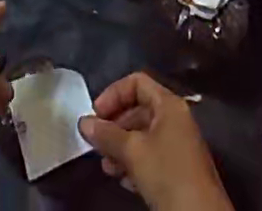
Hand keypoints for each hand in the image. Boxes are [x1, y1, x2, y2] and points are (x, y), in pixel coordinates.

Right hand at [79, 72, 231, 210]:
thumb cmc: (167, 174)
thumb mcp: (133, 152)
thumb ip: (107, 134)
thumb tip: (84, 122)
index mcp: (168, 105)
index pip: (137, 83)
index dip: (114, 94)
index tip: (95, 115)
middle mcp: (175, 119)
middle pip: (138, 109)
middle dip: (114, 125)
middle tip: (96, 143)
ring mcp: (177, 145)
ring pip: (142, 135)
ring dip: (121, 147)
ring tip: (107, 166)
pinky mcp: (177, 169)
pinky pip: (150, 156)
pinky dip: (134, 163)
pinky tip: (122, 179)